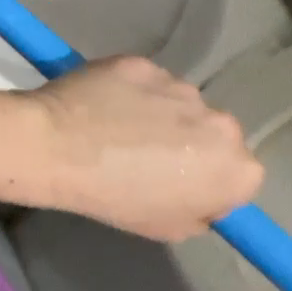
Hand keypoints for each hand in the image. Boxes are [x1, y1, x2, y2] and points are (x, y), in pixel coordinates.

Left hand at [29, 55, 264, 241]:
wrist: (52, 147)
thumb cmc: (109, 195)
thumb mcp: (168, 227)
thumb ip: (201, 211)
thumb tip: (200, 195)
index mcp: (239, 170)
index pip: (233, 171)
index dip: (201, 174)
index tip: (169, 176)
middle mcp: (222, 124)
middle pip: (208, 130)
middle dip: (182, 136)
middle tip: (138, 146)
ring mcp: (179, 87)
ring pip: (174, 99)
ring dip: (154, 108)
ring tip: (112, 122)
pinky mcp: (140, 63)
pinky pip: (140, 77)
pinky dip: (124, 86)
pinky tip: (98, 100)